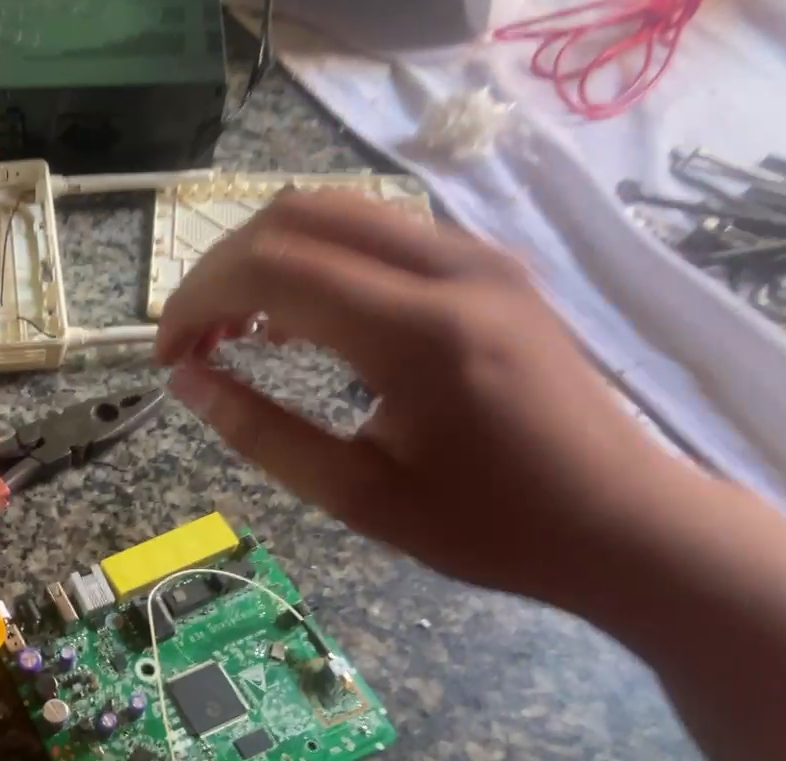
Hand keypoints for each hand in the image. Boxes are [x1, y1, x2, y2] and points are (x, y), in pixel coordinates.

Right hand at [156, 191, 689, 602]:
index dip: (195, 302)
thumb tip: (185, 383)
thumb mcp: (354, 495)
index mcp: (416, 334)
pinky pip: (374, 230)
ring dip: (262, 259)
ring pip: (334, 210)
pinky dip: (310, 261)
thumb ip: (260, 433)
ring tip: (230, 329)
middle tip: (189, 341)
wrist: (620, 518)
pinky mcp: (486, 262)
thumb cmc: (485, 524)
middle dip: (218, 271)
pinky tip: (292, 319)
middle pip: (295, 217)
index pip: (270, 269)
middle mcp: (450, 268)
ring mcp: (475, 255)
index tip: (165, 358)